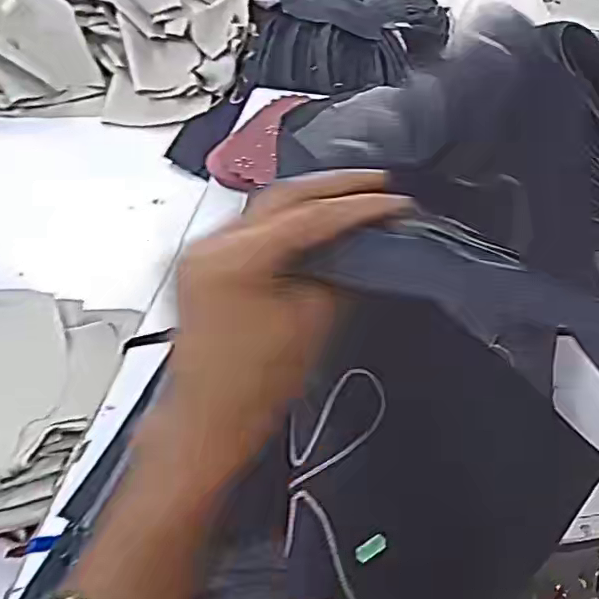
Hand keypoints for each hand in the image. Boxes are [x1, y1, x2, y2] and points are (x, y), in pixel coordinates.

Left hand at [157, 170, 410, 477]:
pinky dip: (294, 219)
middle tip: (378, 183)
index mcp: (235, 258)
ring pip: (270, 206)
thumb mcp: (314, 319)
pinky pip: (258, 227)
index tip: (394, 202)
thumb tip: (361, 249)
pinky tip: (320, 221)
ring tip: (355, 196)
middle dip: (337, 185)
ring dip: (315, 199)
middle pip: (285, 195)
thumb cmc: (253, 385)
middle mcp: (211, 247)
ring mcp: (205, 253)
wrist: (212, 415)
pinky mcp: (209, 265)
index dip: (361, 207)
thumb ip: (341, 274)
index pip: (312, 215)